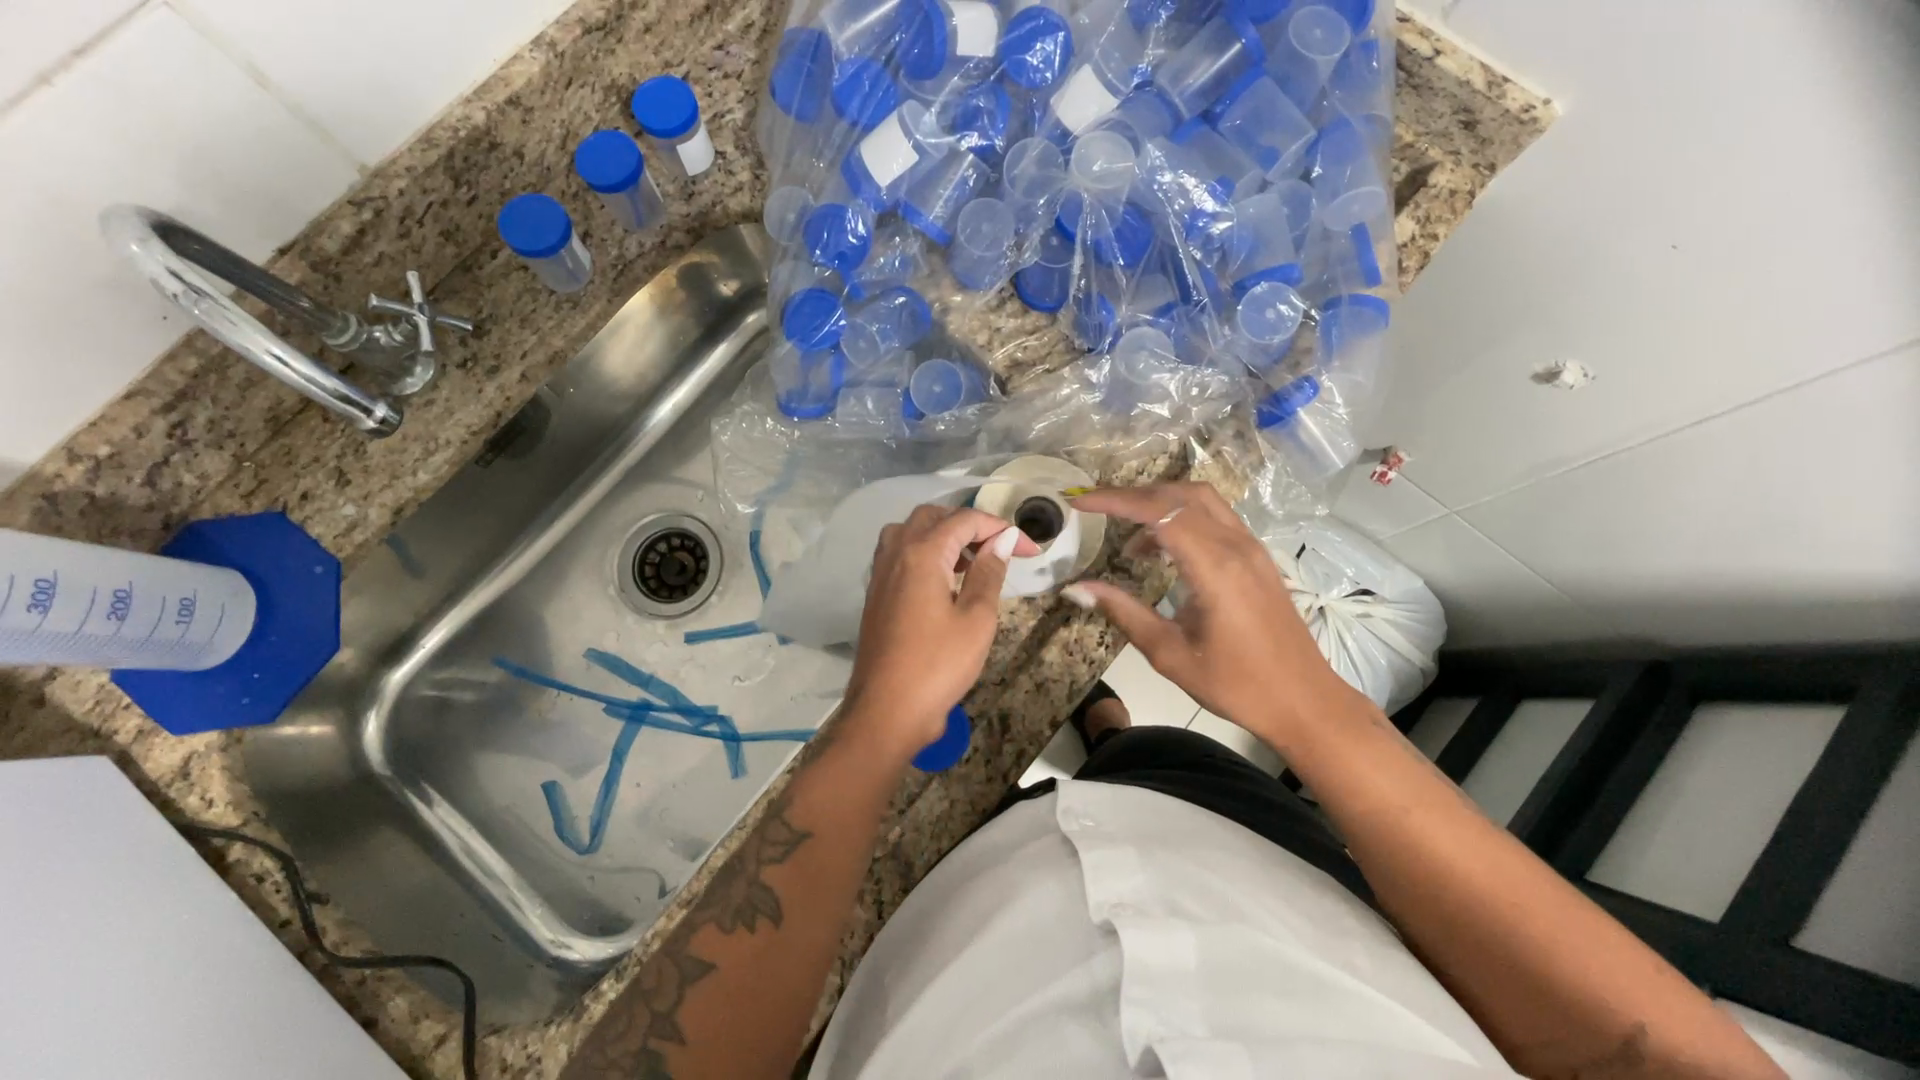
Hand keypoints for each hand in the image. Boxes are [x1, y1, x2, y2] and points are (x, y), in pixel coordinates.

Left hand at [843, 505, 1039, 760]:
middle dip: (969, 525)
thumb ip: (988, 572)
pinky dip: (923, 554)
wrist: (886, 711)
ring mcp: (880, 574)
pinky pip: (898, 555)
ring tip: (970, 563)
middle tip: (999, 551)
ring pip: (910, 532)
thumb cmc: (938, 666)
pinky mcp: (876, 595)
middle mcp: (896, 553)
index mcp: (922, 553)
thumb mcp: (976, 619)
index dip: (1001, 528)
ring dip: (942, 536)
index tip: (1030, 549)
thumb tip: (1002, 540)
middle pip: (933, 517)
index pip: (965, 520)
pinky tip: (943, 582)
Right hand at [1062, 482, 1358, 742]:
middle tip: (1096, 509)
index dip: (1114, 500)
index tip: (1079, 502)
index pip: (1158, 512)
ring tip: (1129, 538)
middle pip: (1179, 495)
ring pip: (1201, 500)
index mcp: (1215, 567)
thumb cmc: (1237, 685)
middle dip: (1133, 495)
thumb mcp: (1170, 654)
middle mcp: (1237, 546)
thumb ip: (1123, 613)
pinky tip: (1162, 552)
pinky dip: (1183, 518)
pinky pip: (1216, 518)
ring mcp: (1252, 548)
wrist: (1304, 701)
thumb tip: (1076, 588)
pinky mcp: (1258, 558)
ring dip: (1160, 504)